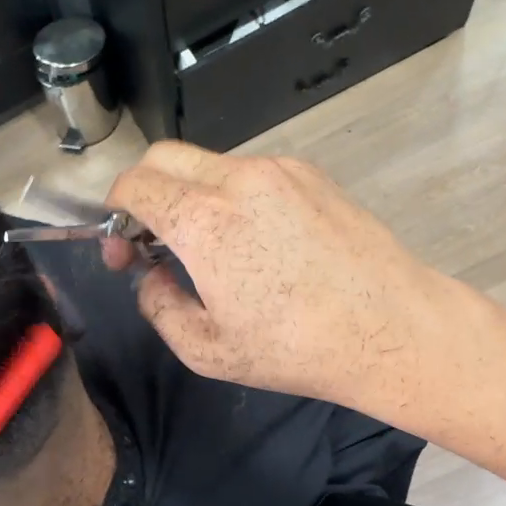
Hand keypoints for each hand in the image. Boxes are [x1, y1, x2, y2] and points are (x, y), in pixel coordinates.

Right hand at [105, 142, 455, 406]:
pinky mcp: (310, 174)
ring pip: (207, 162)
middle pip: (163, 156)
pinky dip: (228, 195)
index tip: (124, 251)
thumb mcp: (205, 349)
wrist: (390, 328)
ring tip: (206, 247)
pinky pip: (248, 172)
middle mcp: (237, 180)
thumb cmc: (293, 347)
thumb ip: (158, 306)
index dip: (115, 213)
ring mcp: (279, 170)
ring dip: (188, 194)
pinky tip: (252, 241)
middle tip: (152, 240)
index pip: (134, 183)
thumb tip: (152, 277)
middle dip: (143, 191)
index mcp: (203, 222)